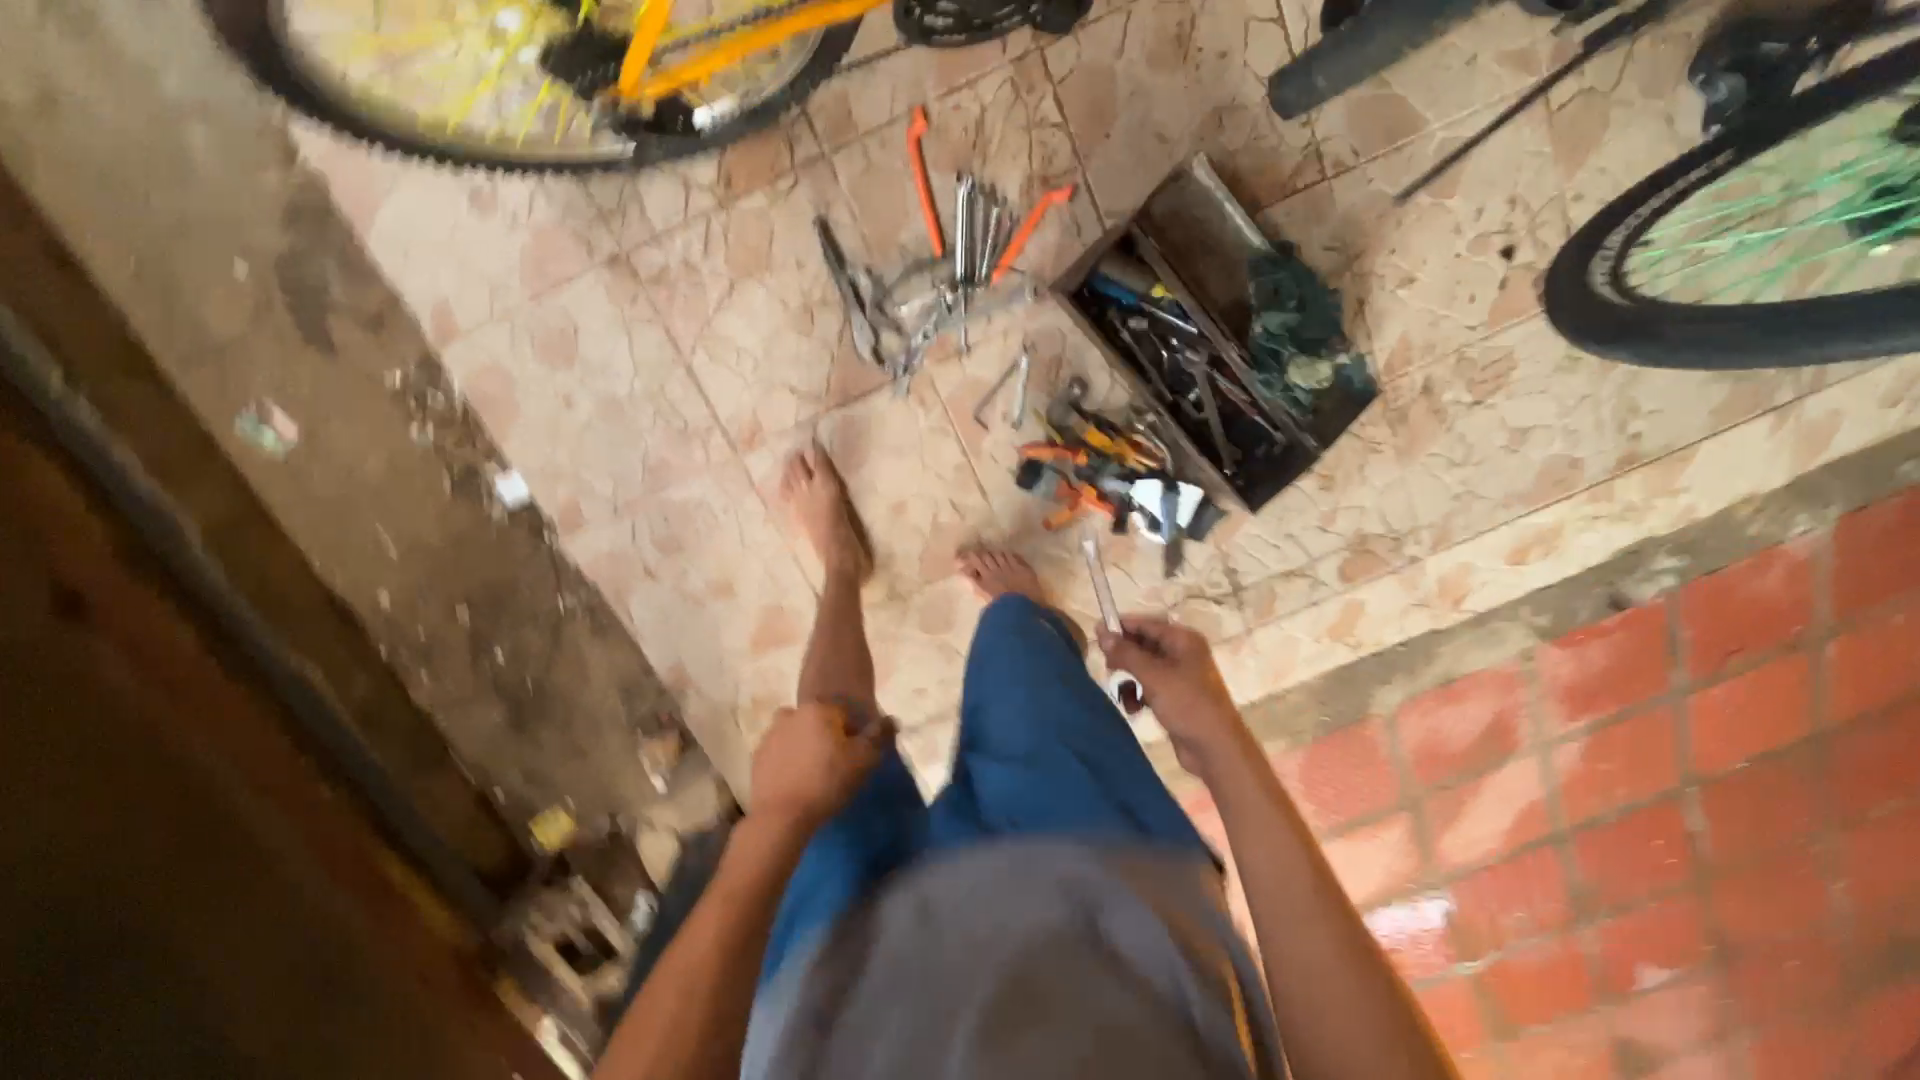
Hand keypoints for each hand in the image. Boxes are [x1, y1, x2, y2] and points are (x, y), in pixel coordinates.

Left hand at [750, 701, 892, 832]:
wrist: (781, 816)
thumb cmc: (827, 782)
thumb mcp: (864, 760)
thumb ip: (879, 736)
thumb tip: (890, 719)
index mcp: (818, 709)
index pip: (844, 713)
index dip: (853, 734)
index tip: (855, 756)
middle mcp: (791, 713)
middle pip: (819, 722)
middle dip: (828, 737)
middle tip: (836, 766)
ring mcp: (770, 735)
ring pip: (798, 735)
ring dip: (806, 747)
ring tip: (815, 775)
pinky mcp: (757, 756)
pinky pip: (781, 752)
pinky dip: (789, 761)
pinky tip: (797, 782)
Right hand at [1097, 615, 1254, 779]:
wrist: (1214, 748)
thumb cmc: (1186, 705)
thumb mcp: (1153, 676)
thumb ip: (1126, 653)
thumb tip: (1102, 632)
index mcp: (1183, 640)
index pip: (1146, 624)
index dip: (1121, 627)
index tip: (1096, 634)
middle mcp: (1182, 653)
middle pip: (1143, 645)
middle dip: (1124, 657)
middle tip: (1108, 668)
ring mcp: (1179, 676)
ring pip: (1143, 668)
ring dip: (1128, 679)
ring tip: (1121, 694)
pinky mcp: (1175, 696)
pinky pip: (1149, 686)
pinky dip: (1138, 694)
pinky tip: (1133, 708)